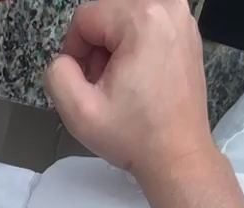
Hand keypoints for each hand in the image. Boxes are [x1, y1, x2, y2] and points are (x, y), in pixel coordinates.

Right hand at [46, 0, 212, 181]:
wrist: (177, 158)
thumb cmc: (136, 138)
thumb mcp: (79, 113)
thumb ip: (57, 75)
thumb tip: (61, 61)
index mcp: (142, 19)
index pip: (86, 16)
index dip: (74, 51)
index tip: (83, 84)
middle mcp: (168, 9)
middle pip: (108, 15)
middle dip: (97, 50)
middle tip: (103, 88)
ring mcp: (182, 20)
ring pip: (126, 21)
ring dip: (115, 51)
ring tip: (121, 87)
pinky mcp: (187, 35)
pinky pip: (146, 30)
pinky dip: (135, 51)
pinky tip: (137, 82)